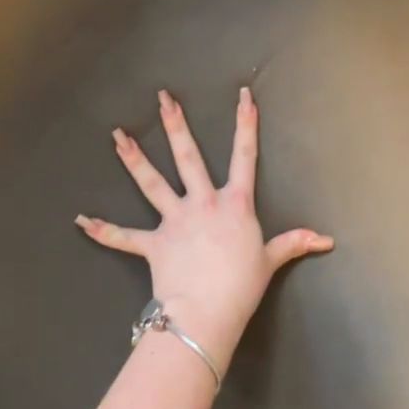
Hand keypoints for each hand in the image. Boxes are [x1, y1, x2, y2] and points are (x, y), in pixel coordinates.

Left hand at [76, 88, 333, 368]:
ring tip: (117, 135)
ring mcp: (174, 220)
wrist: (207, 314)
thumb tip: (327, 240)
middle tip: (163, 98)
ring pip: (150, 182)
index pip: (245, 154)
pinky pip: (123, 237)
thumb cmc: (242, 284)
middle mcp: (202, 202)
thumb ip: (294, 242)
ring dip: (133, 158)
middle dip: (175, 124)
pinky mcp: (152, 244)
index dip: (246, 122)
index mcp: (234, 202)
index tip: (243, 95)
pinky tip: (81, 220)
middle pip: (187, 156)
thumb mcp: (271, 260)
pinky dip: (101, 229)